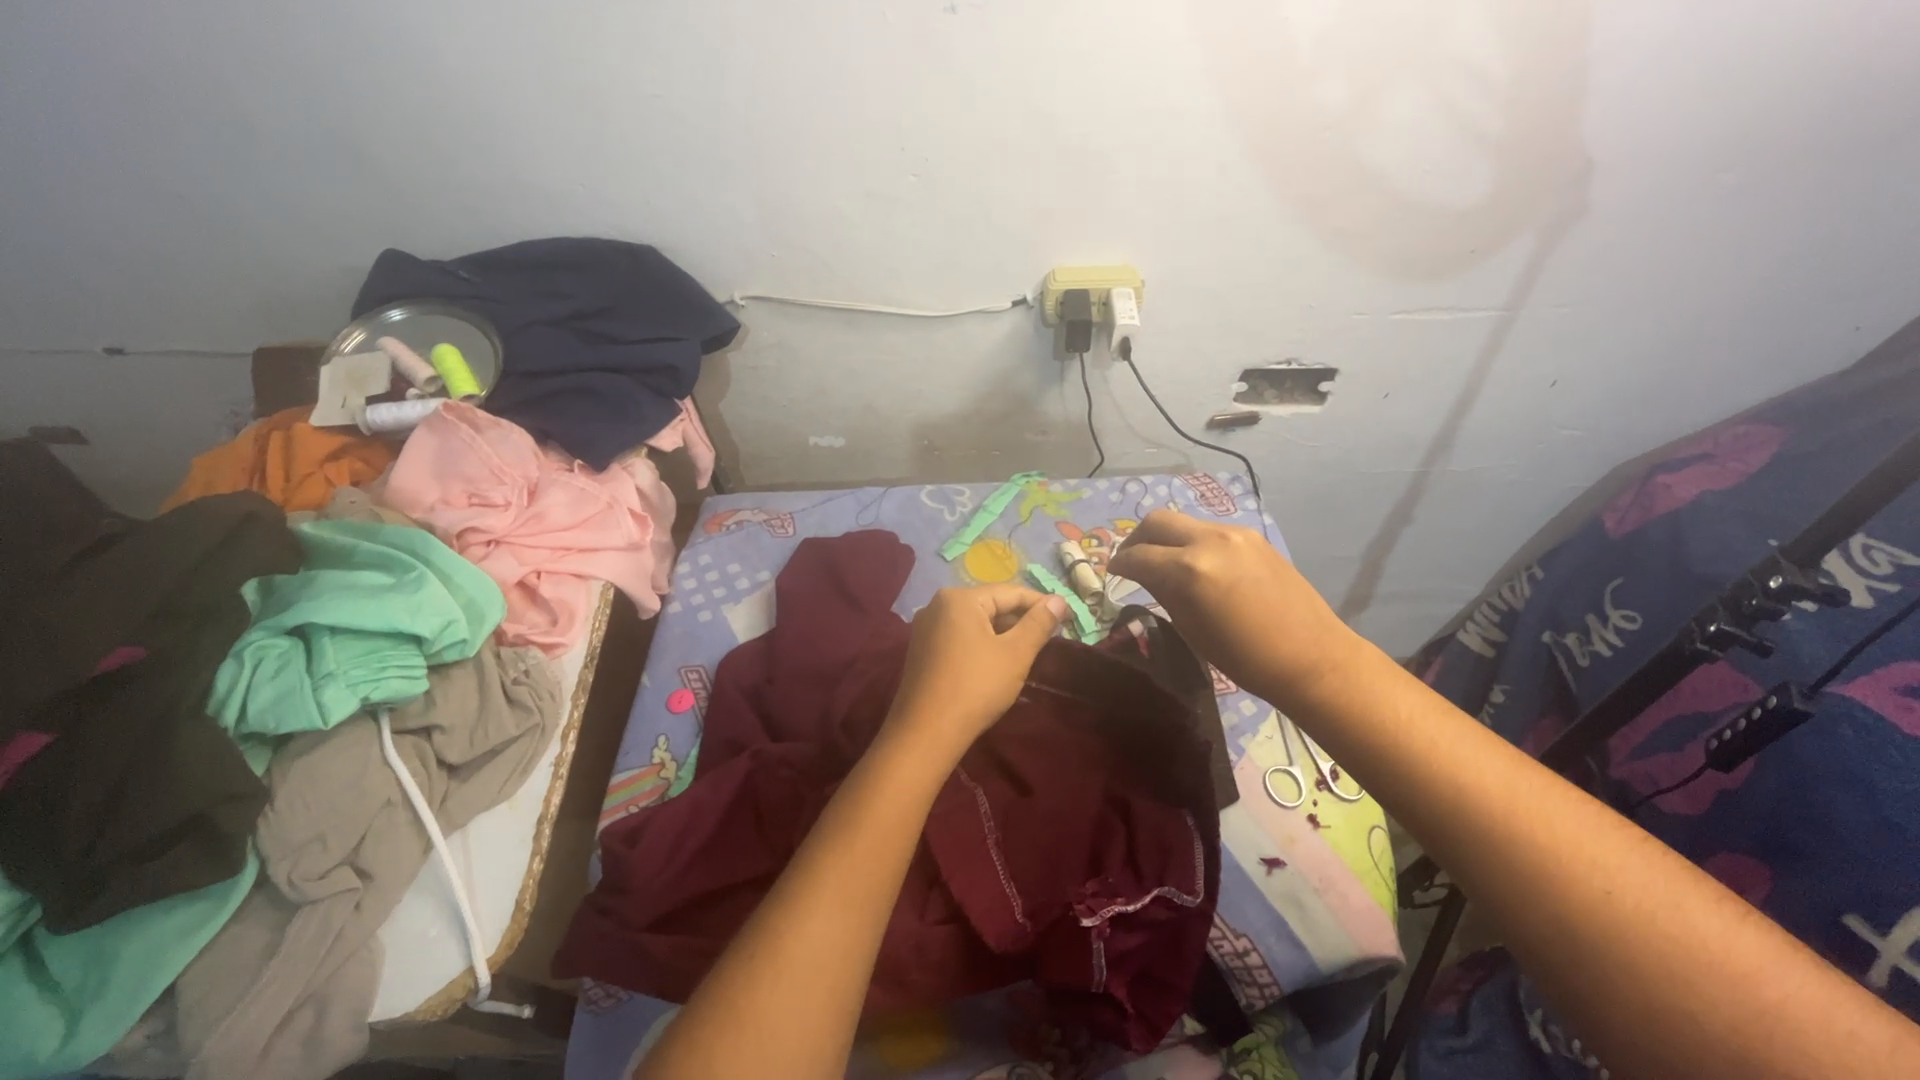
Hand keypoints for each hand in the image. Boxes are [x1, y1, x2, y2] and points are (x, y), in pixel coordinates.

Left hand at [884, 585, 1067, 757]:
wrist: (927, 732)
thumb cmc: (976, 687)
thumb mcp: (1016, 654)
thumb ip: (1038, 623)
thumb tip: (1058, 600)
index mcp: (959, 598)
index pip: (1010, 592)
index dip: (1041, 604)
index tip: (1066, 618)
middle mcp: (937, 605)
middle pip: (990, 605)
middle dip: (1020, 621)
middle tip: (1048, 639)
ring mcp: (925, 629)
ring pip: (975, 623)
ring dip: (1002, 634)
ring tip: (1027, 653)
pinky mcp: (922, 651)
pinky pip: (959, 638)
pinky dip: (982, 645)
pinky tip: (997, 664)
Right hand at [1107, 510, 1361, 709]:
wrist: (1311, 657)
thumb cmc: (1244, 658)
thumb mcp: (1191, 629)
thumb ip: (1163, 593)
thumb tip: (1143, 576)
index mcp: (1189, 569)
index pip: (1137, 555)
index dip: (1119, 565)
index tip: (1113, 574)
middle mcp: (1209, 540)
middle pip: (1156, 521)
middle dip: (1137, 540)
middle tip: (1131, 562)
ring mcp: (1235, 534)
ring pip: (1184, 522)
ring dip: (1166, 539)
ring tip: (1163, 565)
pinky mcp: (1254, 538)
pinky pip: (1209, 531)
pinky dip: (1192, 542)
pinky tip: (1196, 567)